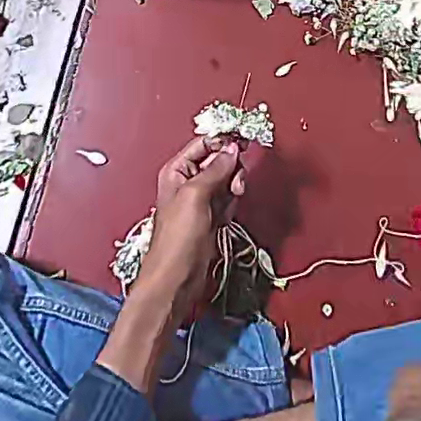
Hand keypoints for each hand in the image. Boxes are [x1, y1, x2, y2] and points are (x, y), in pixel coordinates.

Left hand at [134, 137, 246, 324]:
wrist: (176, 279)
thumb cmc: (176, 240)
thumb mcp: (196, 195)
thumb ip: (216, 169)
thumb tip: (232, 149)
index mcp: (177, 171)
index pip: (205, 144)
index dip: (224, 141)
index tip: (243, 141)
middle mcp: (189, 182)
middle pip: (220, 160)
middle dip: (231, 168)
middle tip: (235, 181)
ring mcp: (202, 199)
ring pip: (228, 178)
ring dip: (234, 186)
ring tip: (230, 200)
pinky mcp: (212, 215)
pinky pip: (230, 198)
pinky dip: (233, 203)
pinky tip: (227, 214)